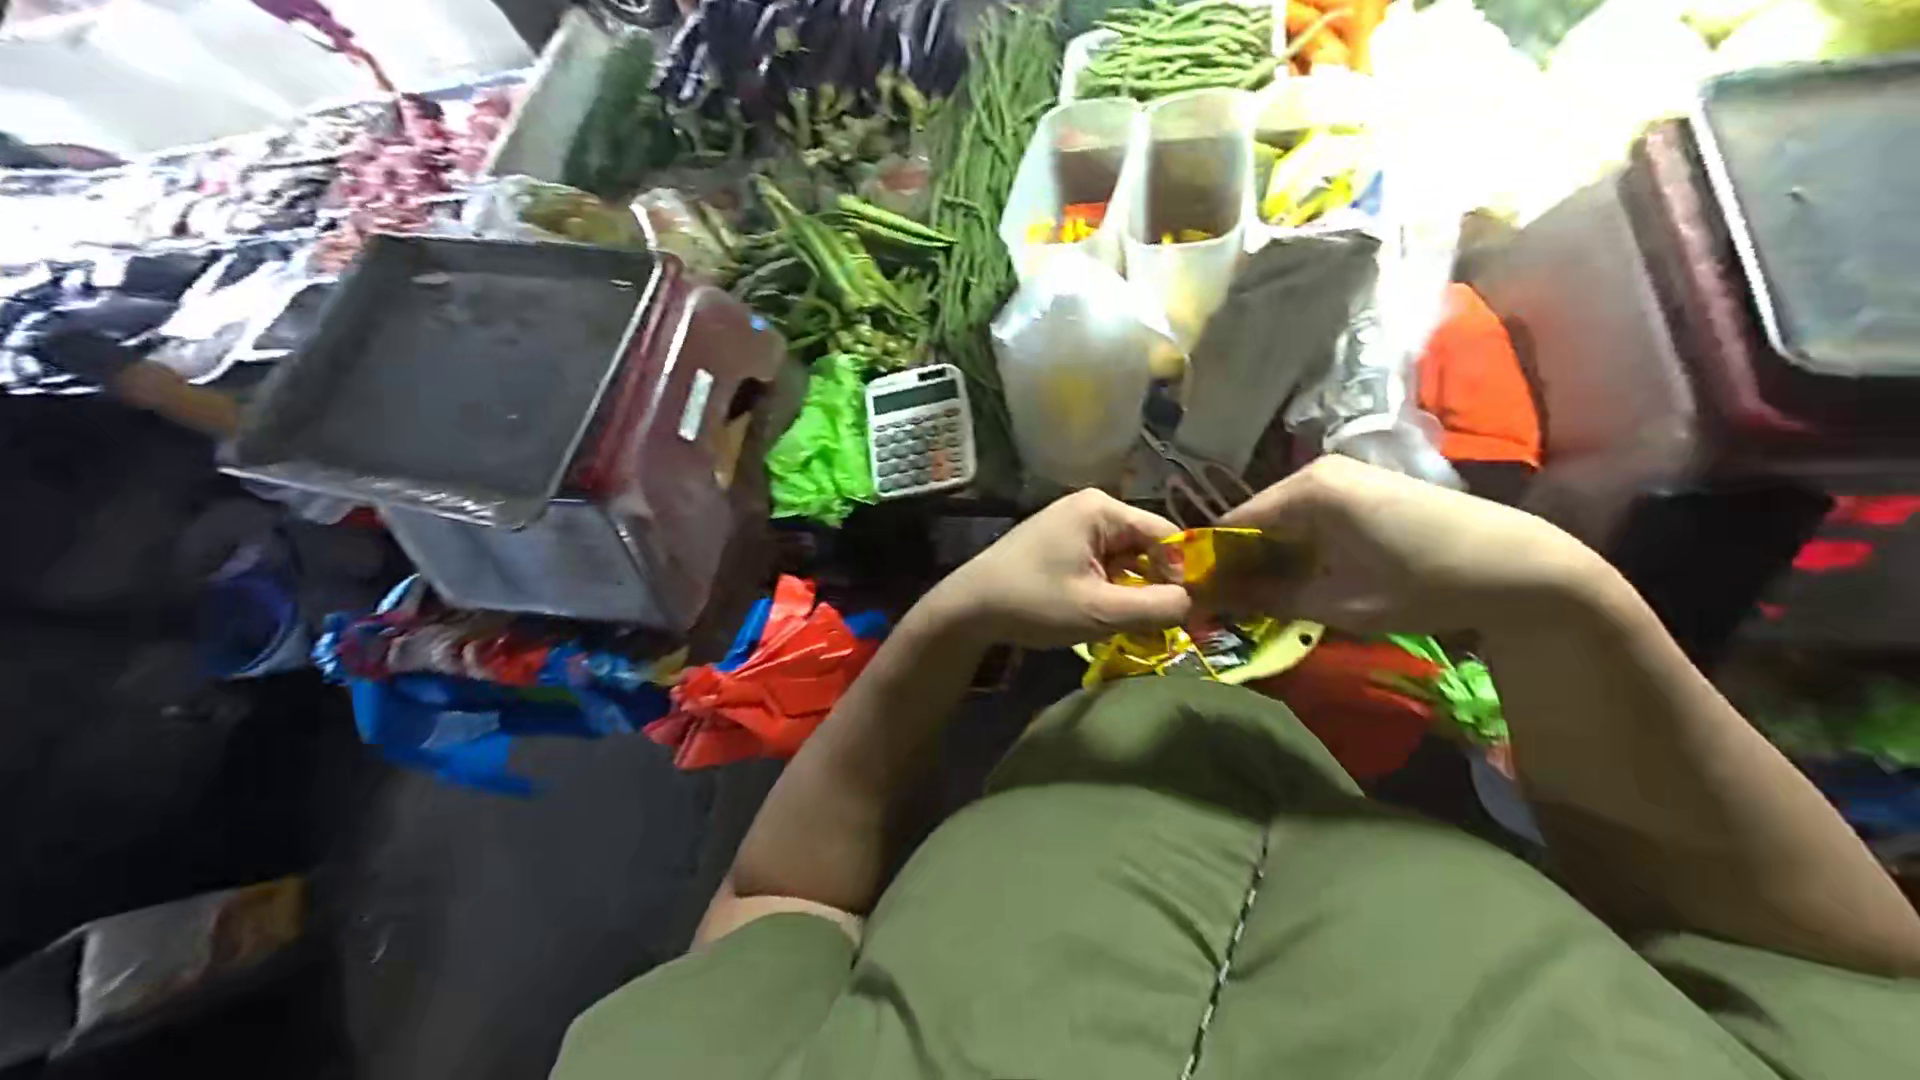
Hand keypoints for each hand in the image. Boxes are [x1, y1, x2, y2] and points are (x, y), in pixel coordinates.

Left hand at [920, 489, 1193, 647]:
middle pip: (1145, 546)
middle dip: (1157, 586)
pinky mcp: (1059, 545)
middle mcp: (1089, 508)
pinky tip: (1110, 617)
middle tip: (1169, 625)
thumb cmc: (1033, 604)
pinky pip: (1101, 565)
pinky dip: (1110, 590)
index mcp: (1101, 509)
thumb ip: (1157, 606)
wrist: (967, 609)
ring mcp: (1072, 525)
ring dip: (1133, 592)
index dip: (1184, 573)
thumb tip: (1195, 602)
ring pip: (1124, 559)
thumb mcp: (1100, 611)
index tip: (1196, 610)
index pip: (1166, 535)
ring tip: (1139, 627)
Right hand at [1217, 455, 1607, 635]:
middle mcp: (1317, 471)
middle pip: (1257, 518)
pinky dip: (1299, 544)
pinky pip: (1310, 514)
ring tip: (1267, 594)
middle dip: (1241, 561)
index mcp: (1307, 490)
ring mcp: (1343, 474)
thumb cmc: (1425, 585)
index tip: (1201, 598)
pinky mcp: (1363, 486)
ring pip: (1283, 518)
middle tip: (1233, 603)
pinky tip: (1306, 574)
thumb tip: (1208, 601)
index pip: (1233, 525)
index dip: (1213, 563)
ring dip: (1271, 555)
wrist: (1525, 567)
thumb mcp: (1339, 603)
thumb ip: (1267, 598)